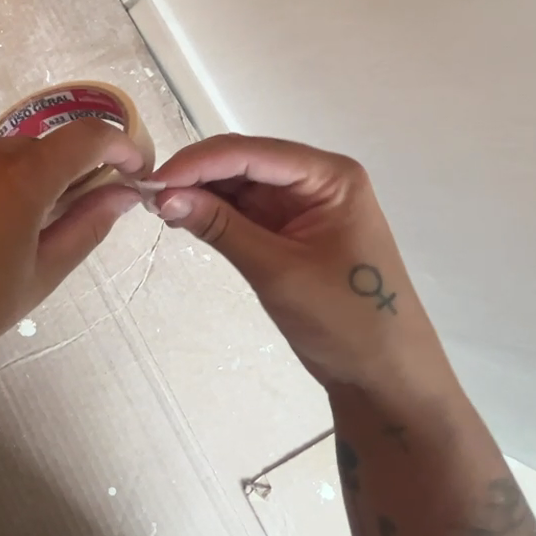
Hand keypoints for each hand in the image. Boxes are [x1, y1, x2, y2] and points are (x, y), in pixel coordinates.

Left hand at [0, 120, 148, 390]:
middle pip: (45, 146)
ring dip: (27, 175)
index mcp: (19, 180)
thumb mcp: (42, 273)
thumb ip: (87, 224)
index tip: (134, 169)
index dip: (119, 145)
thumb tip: (123, 192)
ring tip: (19, 227)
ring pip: (8, 151)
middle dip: (70, 170)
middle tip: (73, 214)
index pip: (85, 136)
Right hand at [149, 134, 454, 395]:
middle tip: (148, 197)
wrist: (387, 382)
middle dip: (194, 174)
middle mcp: (315, 179)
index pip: (251, 153)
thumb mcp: (278, 271)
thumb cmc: (347, 322)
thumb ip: (219, 226)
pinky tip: (181, 218)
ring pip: (235, 182)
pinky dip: (210, 210)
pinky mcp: (288, 226)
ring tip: (158, 209)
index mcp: (329, 176)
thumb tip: (161, 196)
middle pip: (241, 160)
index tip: (151, 182)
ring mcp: (301, 202)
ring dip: (198, 191)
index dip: (197, 163)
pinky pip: (240, 206)